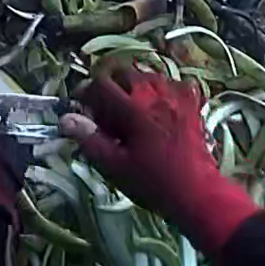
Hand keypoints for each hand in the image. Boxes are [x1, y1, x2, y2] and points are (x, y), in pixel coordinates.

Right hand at [59, 66, 260, 255]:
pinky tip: (159, 104)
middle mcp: (154, 94)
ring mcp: (177, 96)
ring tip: (130, 105)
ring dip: (134, 84)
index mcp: (133, 109)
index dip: (86, 91)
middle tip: (104, 106)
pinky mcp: (193, 103)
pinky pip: (174, 82)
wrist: (199, 195)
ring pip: (147, 73)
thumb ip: (90, 139)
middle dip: (109, 83)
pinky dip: (163, 88)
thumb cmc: (153, 183)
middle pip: (123, 70)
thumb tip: (66, 119)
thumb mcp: (115, 165)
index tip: (82, 104)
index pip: (101, 83)